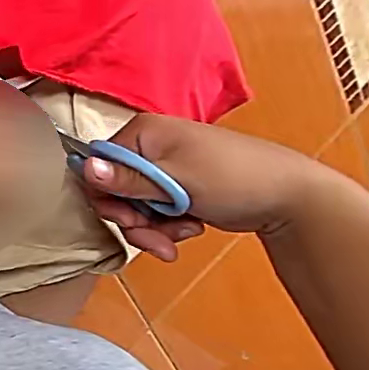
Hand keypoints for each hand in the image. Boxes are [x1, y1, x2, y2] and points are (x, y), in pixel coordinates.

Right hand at [77, 114, 330, 260]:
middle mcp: (149, 146)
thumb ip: (128, 178)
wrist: (285, 196)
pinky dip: (168, 227)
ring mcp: (164, 168)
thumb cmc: (232, 178)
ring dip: (154, 228)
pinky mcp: (176, 188)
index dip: (108, 197)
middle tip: (158, 236)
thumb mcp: (175, 181)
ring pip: (135, 207)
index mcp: (144, 133)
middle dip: (135, 220)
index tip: (129, 219)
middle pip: (115, 191)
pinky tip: (191, 229)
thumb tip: (83, 167)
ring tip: (184, 232)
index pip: (99, 165)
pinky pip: (154, 212)